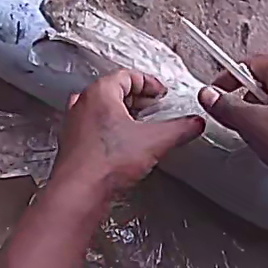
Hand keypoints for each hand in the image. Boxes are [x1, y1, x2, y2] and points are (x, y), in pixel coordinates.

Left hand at [50, 70, 205, 200]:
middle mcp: (82, 105)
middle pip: (113, 91)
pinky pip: (94, 130)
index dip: (149, 82)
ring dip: (123, 114)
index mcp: (99, 93)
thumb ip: (179, 129)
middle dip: (137, 98)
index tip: (161, 93)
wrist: (79, 192)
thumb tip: (194, 124)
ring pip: (102, 110)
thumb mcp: (155, 141)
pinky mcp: (74, 146)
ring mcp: (75, 126)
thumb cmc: (104, 163)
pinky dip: (111, 131)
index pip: (127, 75)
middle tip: (154, 107)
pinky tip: (123, 146)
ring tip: (141, 126)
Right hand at [197, 53, 267, 195]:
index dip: (228, 78)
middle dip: (242, 101)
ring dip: (257, 117)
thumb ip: (226, 106)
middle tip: (234, 117)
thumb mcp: (252, 123)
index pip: (250, 63)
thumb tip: (209, 96)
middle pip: (261, 82)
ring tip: (255, 134)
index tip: (215, 94)